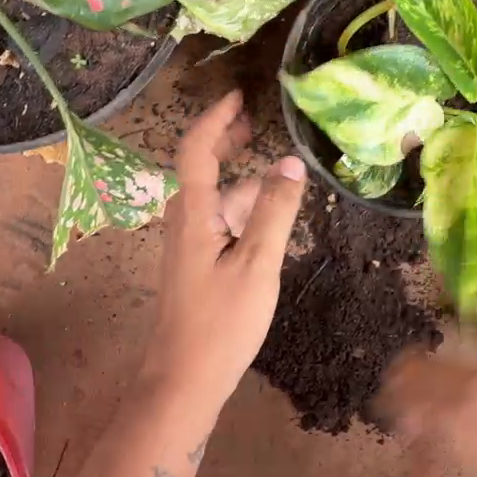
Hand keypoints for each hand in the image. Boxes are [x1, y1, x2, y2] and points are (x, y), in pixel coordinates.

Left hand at [141, 91, 307, 421]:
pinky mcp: (197, 263)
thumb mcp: (258, 263)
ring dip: (242, 177)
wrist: (184, 379)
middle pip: (202, 167)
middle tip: (256, 120)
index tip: (239, 97)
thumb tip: (291, 161)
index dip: (216, 118)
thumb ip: (275, 210)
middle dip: (228, 140)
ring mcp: (189, 243)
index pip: (196, 149)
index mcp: (194, 212)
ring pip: (217, 197)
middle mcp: (185, 220)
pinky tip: (270, 216)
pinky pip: (220, 220)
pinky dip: (244, 207)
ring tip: (280, 169)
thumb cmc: (221, 322)